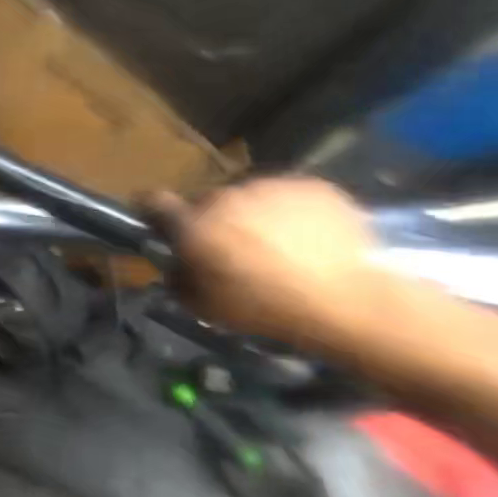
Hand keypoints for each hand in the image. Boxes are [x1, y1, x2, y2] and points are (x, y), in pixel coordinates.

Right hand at [146, 177, 420, 357]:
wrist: (345, 301)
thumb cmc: (268, 311)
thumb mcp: (210, 310)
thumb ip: (181, 282)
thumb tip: (174, 267)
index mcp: (199, 225)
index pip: (155, 202)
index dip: (152, 211)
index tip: (157, 221)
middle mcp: (229, 194)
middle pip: (211, 202)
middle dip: (217, 222)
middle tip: (236, 253)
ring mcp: (273, 184)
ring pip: (253, 197)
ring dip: (256, 216)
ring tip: (282, 250)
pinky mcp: (311, 185)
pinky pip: (291, 196)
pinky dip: (293, 214)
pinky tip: (310, 242)